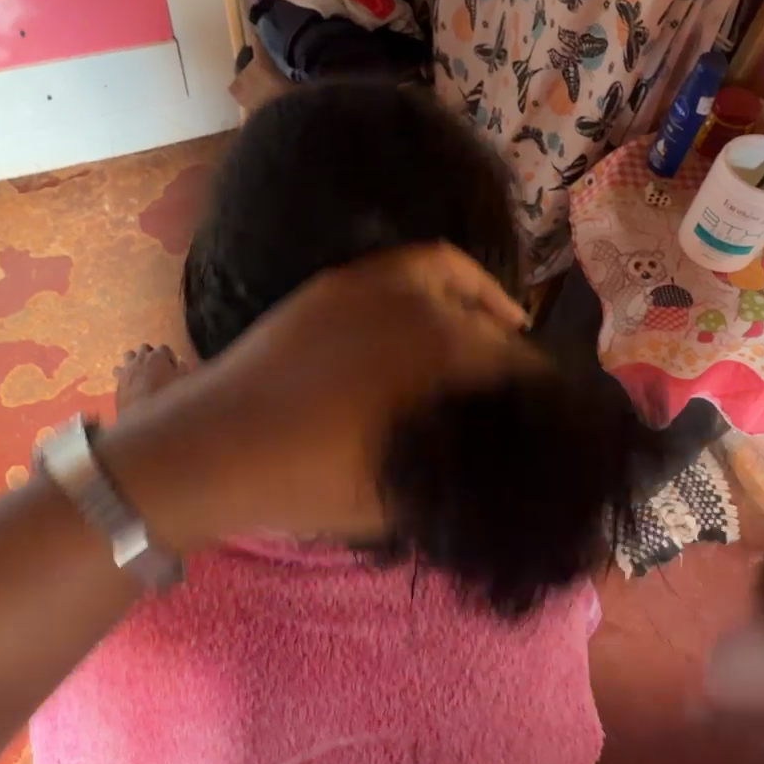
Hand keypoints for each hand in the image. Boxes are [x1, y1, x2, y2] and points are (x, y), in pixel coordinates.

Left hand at [97, 242, 531, 545]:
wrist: (209, 448)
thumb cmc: (305, 479)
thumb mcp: (393, 496)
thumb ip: (452, 475)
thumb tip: (488, 463)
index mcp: (437, 349)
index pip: (514, 363)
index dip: (542, 386)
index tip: (554, 406)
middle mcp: (412, 299)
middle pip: (485, 316)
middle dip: (512, 347)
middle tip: (518, 381)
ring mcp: (365, 283)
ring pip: (444, 271)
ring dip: (479, 295)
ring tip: (495, 324)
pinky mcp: (330, 285)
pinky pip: (398, 268)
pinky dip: (429, 281)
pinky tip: (425, 313)